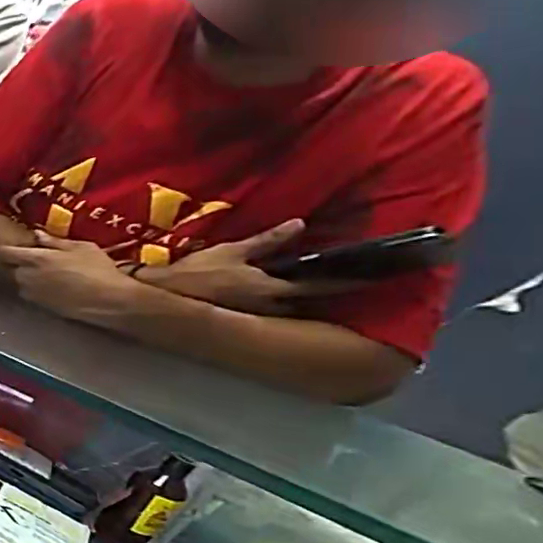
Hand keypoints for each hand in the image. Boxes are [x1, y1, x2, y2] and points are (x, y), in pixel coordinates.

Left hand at [0, 232, 153, 324]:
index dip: (8, 249)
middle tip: (40, 261)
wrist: (108, 300)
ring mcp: (31, 293)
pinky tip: (55, 288)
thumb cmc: (98, 269)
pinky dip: (37, 290)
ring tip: (50, 275)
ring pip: (21, 283)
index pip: (5, 253)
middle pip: (12, 269)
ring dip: (29, 278)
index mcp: (35, 259)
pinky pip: (31, 294)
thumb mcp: (81, 247)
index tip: (18, 247)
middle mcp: (27, 276)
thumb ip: (54, 241)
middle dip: (21, 265)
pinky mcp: (39, 306)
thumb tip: (37, 234)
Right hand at [137, 219, 352, 314]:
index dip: (352, 281)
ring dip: (305, 300)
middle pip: (311, 302)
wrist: (161, 296)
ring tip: (314, 289)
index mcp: (273, 288)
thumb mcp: (229, 251)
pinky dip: (282, 304)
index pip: (323, 286)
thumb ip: (266, 241)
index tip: (380, 277)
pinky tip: (279, 297)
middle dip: (330, 293)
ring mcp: (256, 315)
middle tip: (349, 282)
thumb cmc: (194, 273)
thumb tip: (299, 224)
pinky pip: (272, 311)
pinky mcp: (241, 317)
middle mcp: (272, 306)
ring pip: (291, 309)